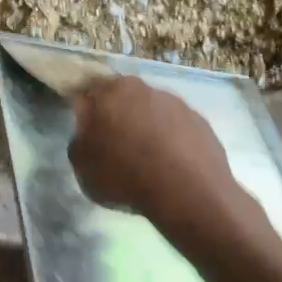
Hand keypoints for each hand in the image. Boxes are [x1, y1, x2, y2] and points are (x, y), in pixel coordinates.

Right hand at [68, 77, 239, 226]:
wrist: (187, 192)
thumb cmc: (124, 175)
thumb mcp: (82, 164)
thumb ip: (80, 137)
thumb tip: (89, 126)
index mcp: (112, 91)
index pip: (92, 90)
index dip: (89, 109)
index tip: (89, 129)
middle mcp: (146, 88)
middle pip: (126, 99)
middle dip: (120, 117)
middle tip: (117, 147)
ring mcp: (178, 104)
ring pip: (154, 112)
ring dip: (148, 129)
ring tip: (148, 161)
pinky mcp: (201, 123)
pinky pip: (178, 129)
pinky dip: (172, 142)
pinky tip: (171, 166)